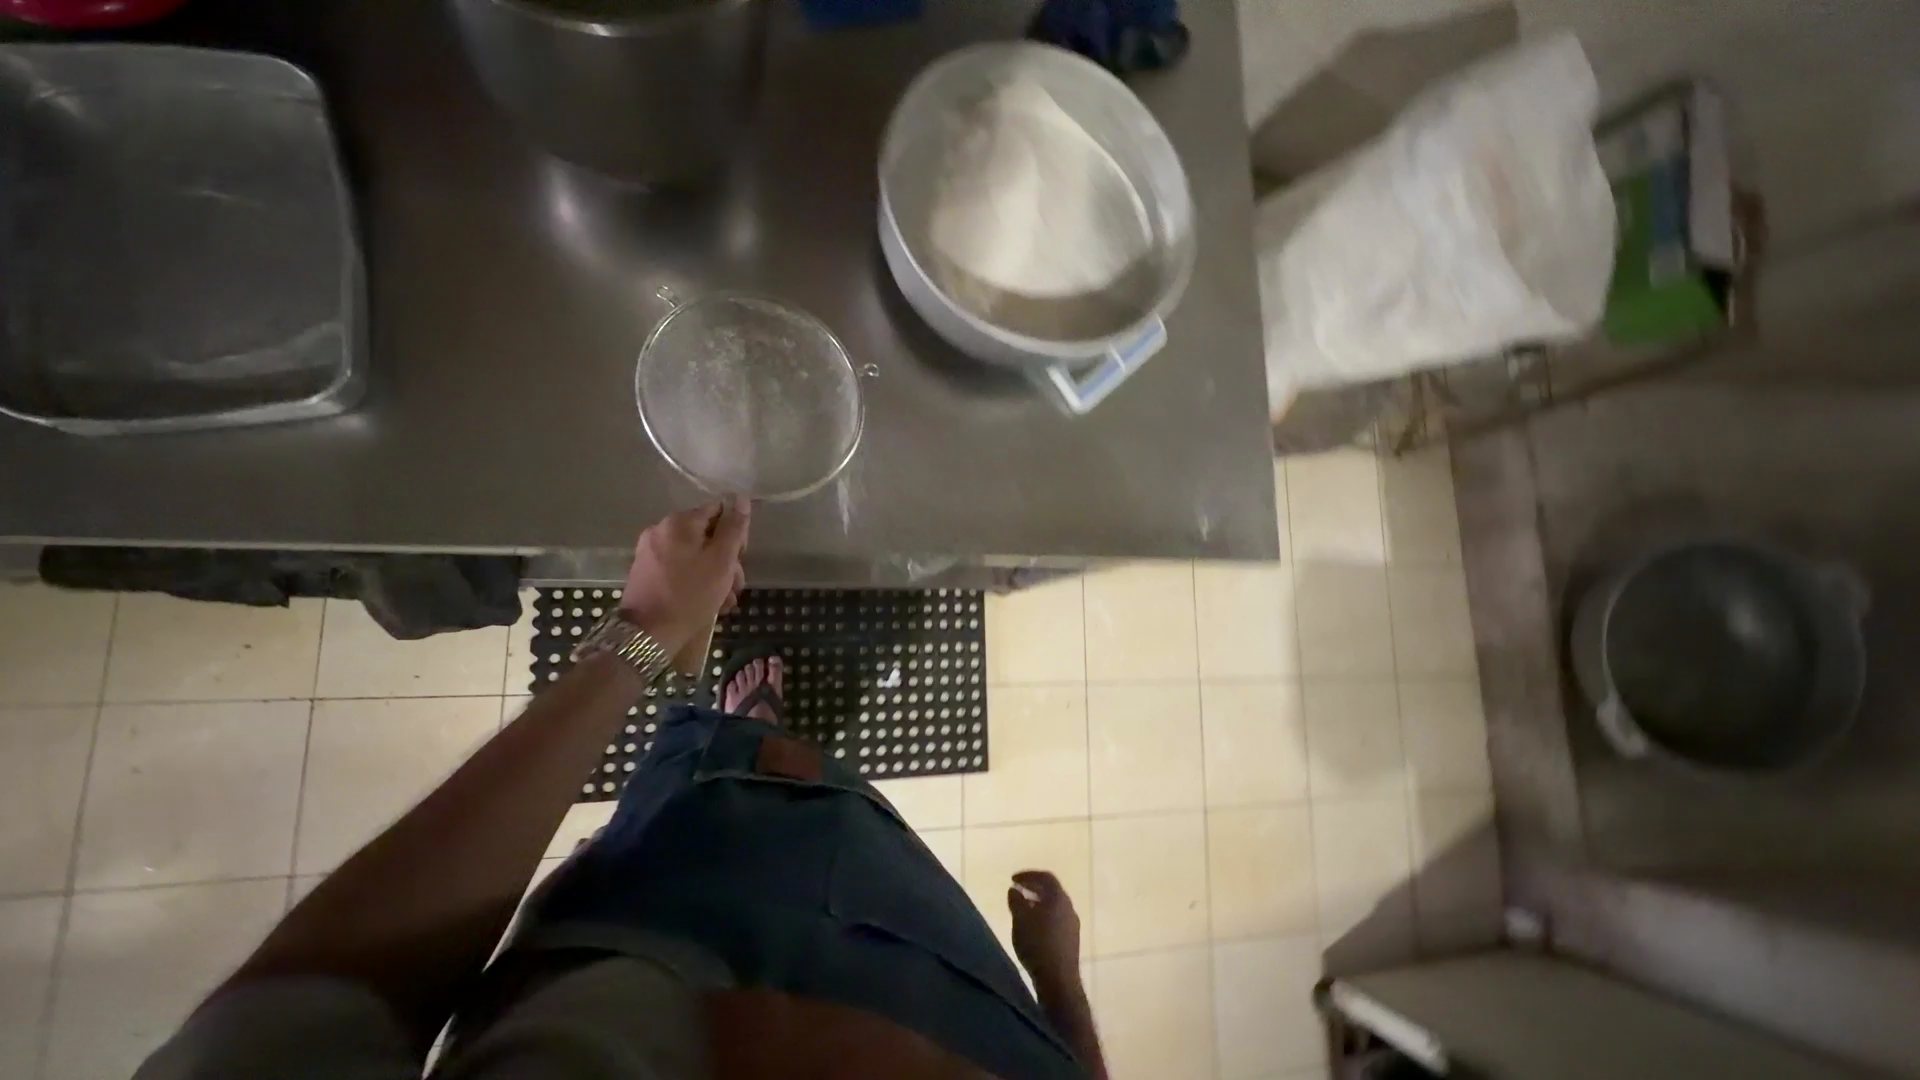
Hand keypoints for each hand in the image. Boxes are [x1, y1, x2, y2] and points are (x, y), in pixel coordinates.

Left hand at [620, 499, 749, 655]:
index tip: (741, 559)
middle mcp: (661, 530)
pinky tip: (706, 603)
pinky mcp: (645, 573)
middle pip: (705, 535)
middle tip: (735, 587)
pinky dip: (695, 581)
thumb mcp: (722, 561)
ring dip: (714, 575)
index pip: (718, 511)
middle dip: (726, 560)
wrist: (647, 634)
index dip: (735, 533)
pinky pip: (678, 569)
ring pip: (694, 555)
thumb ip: (734, 528)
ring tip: (725, 602)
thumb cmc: (691, 595)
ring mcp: (650, 552)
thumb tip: (741, 497)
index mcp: (679, 522)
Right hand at [1008, 870, 1080, 992]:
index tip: (1013, 879)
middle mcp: (1069, 907)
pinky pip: (1057, 919)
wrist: (1058, 980)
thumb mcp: (1020, 920)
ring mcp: (1073, 924)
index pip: (1045, 877)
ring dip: (1039, 903)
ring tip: (1023, 908)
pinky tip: (1033, 927)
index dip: (1028, 875)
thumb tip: (1014, 890)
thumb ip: (1016, 901)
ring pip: (1055, 906)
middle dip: (1034, 888)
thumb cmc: (1037, 944)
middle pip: (1052, 891)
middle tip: (1017, 890)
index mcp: (1059, 897)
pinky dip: (1044, 915)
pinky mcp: (1072, 939)